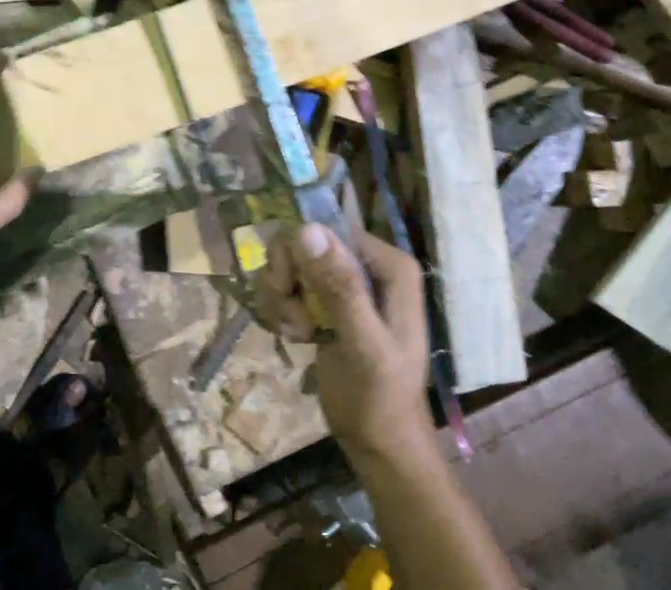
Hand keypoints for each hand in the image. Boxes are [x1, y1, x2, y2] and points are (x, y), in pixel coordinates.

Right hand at [257, 224, 431, 460]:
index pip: (324, 229)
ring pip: (288, 264)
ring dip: (281, 299)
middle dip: (287, 280)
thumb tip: (306, 228)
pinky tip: (296, 337)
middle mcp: (367, 265)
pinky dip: (281, 310)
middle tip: (296, 318)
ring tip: (299, 332)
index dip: (299, 255)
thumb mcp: (362, 342)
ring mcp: (344, 283)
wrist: (377, 441)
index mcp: (389, 265)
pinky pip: (285, 285)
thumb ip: (339, 287)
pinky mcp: (324, 302)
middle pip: (300, 243)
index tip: (292, 291)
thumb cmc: (379, 396)